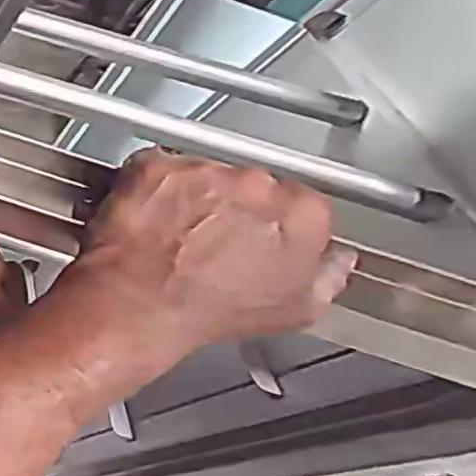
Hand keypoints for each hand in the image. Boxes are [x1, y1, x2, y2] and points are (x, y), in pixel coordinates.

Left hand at [56, 149, 354, 368]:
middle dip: (227, 204)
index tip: (253, 232)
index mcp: (302, 213)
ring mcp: (203, 171)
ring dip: (186, 194)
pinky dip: (147, 185)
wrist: (140, 303)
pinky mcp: (157, 165)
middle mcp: (255, 182)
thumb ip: (328, 273)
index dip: (268, 219)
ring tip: (171, 231)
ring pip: (199, 172)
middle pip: (246, 181)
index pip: (295, 199)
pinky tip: (146, 215)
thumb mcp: (295, 310)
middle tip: (204, 235)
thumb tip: (335, 259)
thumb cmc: (205, 310)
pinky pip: (154, 166)